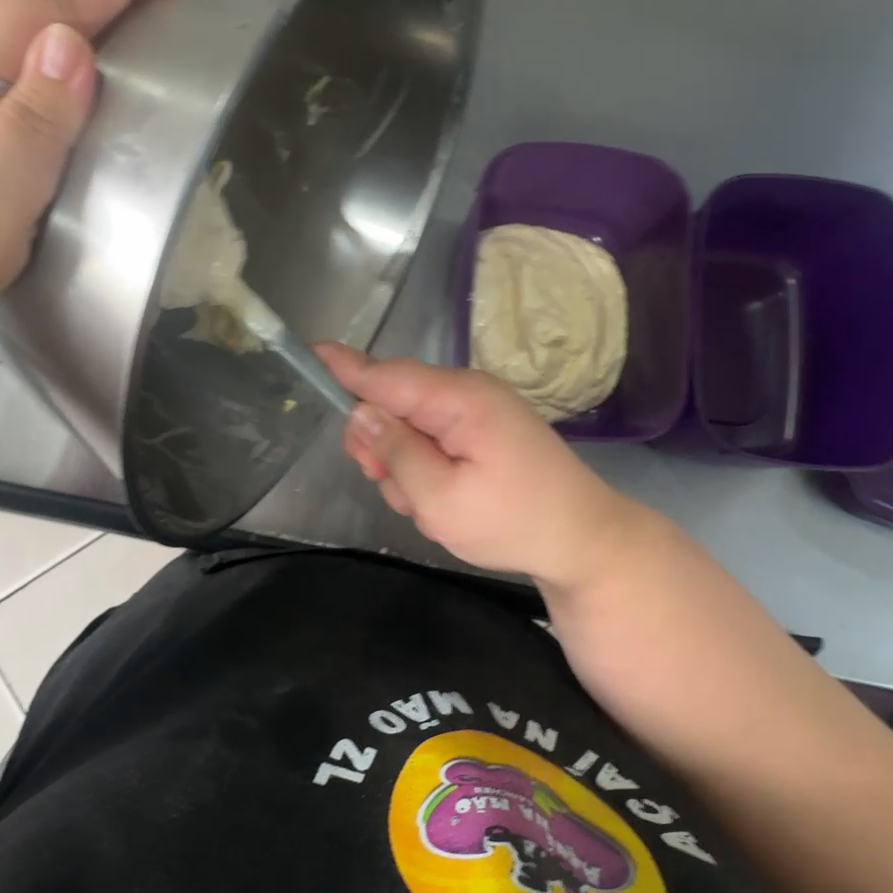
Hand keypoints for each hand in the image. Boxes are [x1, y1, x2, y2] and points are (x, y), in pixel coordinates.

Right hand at [317, 344, 654, 594]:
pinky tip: (446, 501)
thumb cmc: (513, 521)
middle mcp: (467, 395)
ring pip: (408, 428)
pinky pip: (433, 441)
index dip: (345, 367)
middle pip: (393, 402)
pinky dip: (426, 471)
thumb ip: (396, 452)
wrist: (583, 541)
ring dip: (405, 468)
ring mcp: (477, 414)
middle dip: (380, 444)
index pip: (387, 375)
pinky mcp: (482, 434)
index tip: (309, 351)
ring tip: (433, 505)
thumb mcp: (441, 498)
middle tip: (390, 484)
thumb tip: (358, 412)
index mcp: (459, 400)